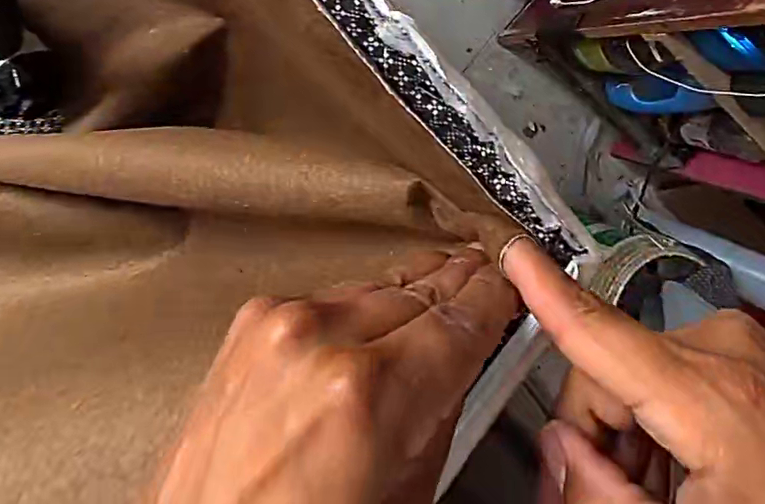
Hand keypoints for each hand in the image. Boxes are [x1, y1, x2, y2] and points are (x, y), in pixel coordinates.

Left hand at [150, 245, 520, 503]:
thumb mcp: (406, 495)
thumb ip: (443, 411)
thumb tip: (465, 352)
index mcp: (367, 396)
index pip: (460, 318)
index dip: (494, 299)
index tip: (509, 289)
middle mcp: (322, 340)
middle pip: (423, 291)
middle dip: (459, 290)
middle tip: (483, 282)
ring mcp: (282, 321)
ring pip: (381, 286)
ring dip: (411, 299)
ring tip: (435, 301)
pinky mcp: (256, 316)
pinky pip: (335, 297)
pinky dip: (361, 311)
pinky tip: (376, 325)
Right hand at [500, 240, 764, 503]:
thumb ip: (608, 498)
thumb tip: (557, 443)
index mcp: (712, 394)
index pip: (603, 333)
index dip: (548, 292)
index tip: (513, 252)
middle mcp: (727, 348)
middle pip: (614, 367)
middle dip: (598, 432)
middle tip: (610, 499)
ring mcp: (751, 347)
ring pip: (647, 374)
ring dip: (637, 433)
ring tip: (670, 498)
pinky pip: (687, 376)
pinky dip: (673, 422)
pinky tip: (701, 478)